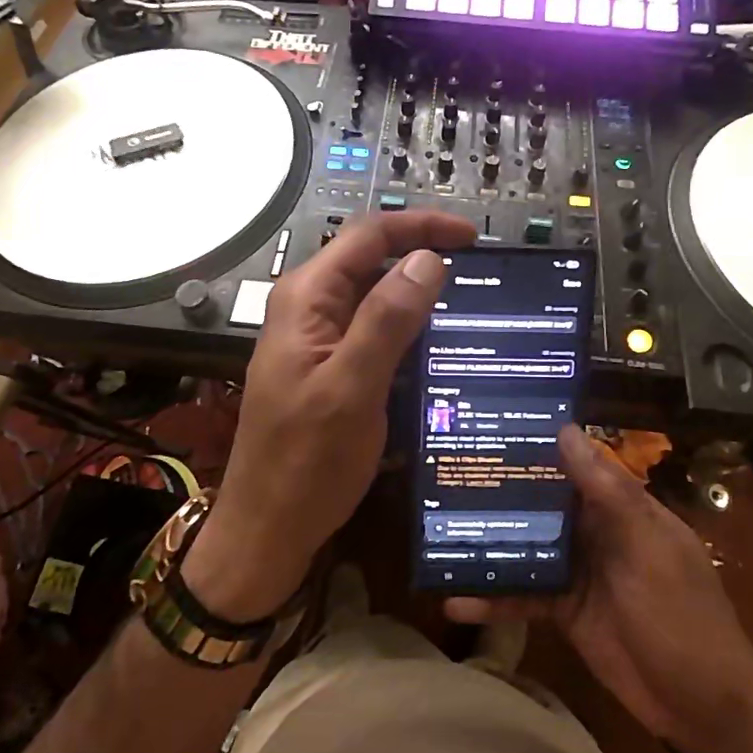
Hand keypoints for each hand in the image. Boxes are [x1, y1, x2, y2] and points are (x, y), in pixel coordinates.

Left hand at [183, 211, 476, 620]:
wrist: (269, 525)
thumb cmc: (304, 463)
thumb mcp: (351, 389)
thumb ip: (385, 321)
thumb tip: (428, 259)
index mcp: (305, 300)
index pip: (367, 237)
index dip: (421, 227)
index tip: (475, 238)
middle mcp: (306, 311)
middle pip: (370, 265)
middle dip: (423, 262)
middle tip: (483, 279)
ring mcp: (315, 343)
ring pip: (373, 303)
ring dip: (418, 302)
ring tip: (473, 313)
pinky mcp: (326, 372)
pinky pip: (370, 339)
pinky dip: (405, 337)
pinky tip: (439, 352)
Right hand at [446, 426, 752, 752]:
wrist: (705, 713)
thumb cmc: (684, 620)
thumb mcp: (649, 552)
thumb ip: (607, 493)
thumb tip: (566, 430)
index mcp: (622, 511)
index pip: (573, 466)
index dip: (533, 447)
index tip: (484, 427)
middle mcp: (595, 534)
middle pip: (539, 504)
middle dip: (496, 492)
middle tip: (441, 474)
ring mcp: (576, 572)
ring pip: (522, 546)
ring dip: (485, 543)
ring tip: (432, 531)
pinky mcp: (561, 609)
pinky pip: (519, 594)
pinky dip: (490, 598)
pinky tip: (454, 600)